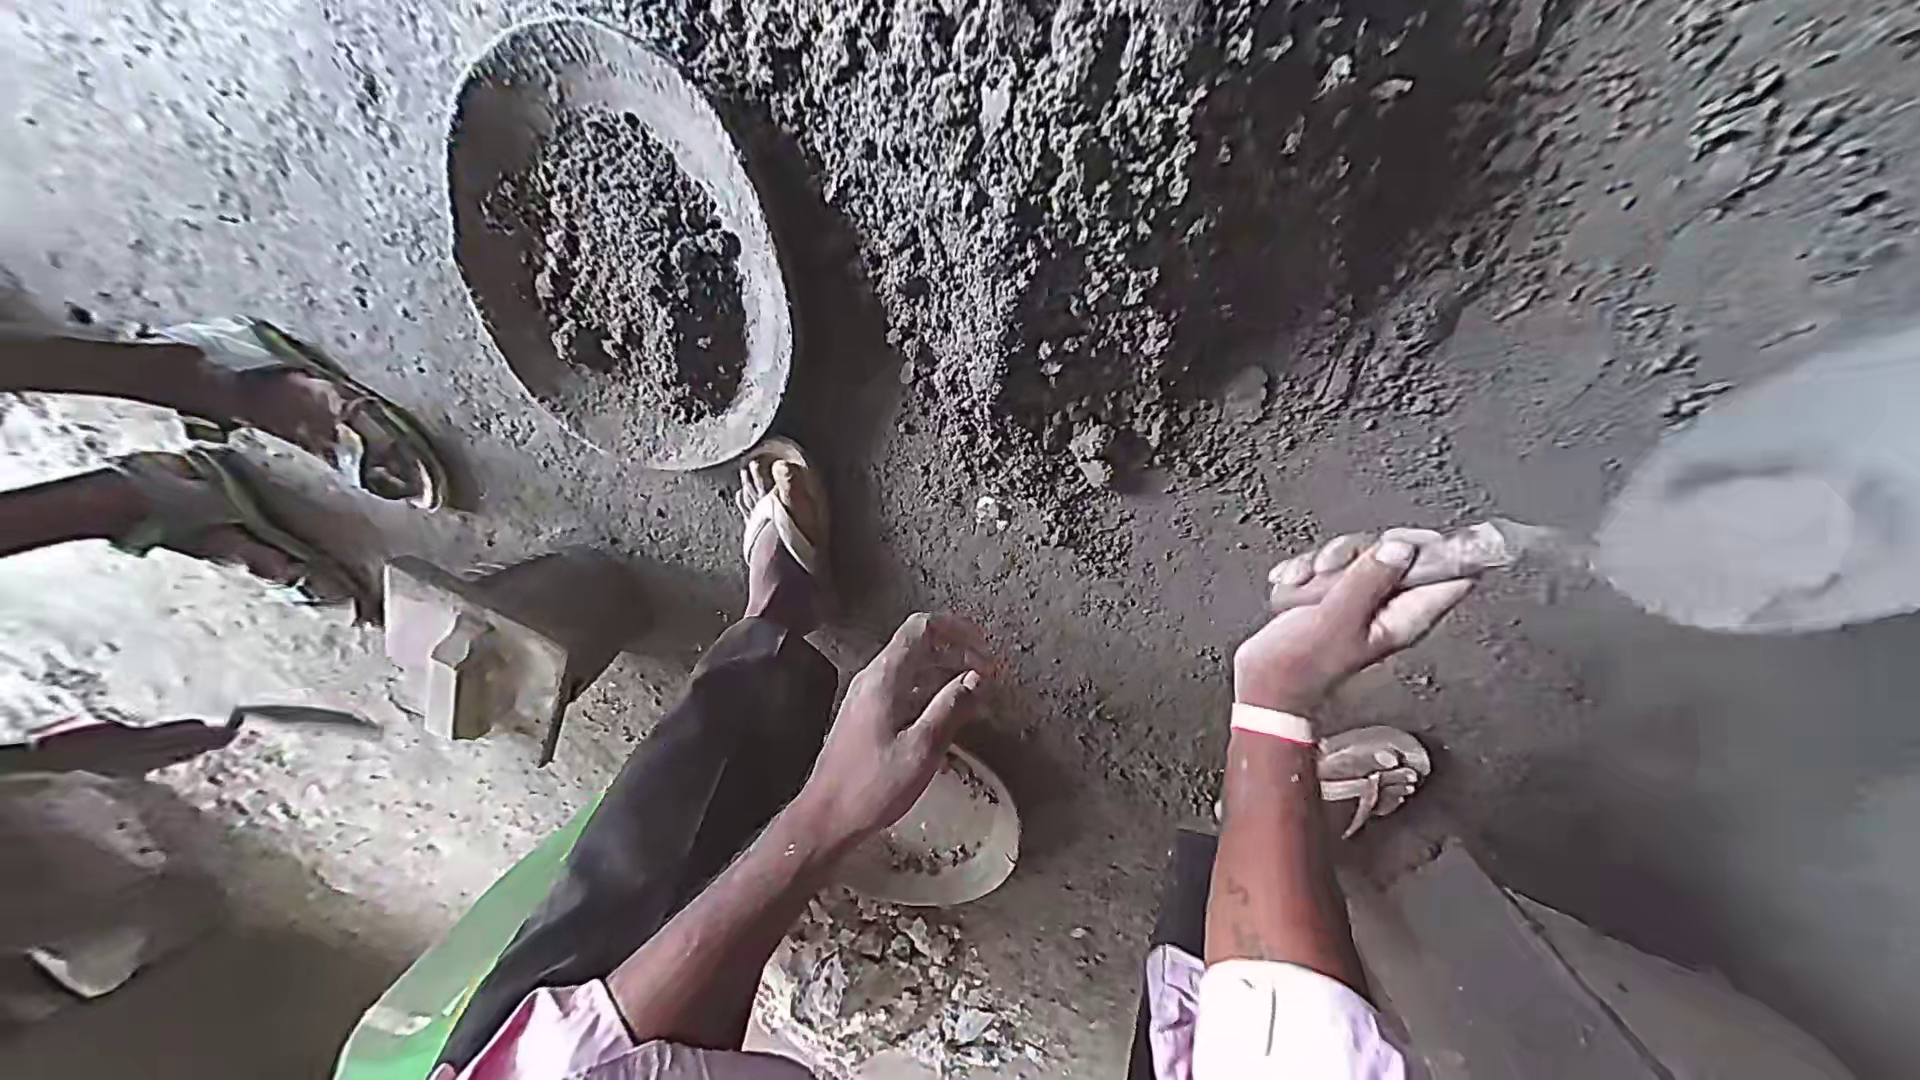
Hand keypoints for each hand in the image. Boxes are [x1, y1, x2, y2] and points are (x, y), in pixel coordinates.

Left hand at [793, 612, 995, 846]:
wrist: (827, 817)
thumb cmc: (872, 785)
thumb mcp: (922, 748)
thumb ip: (952, 707)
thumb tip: (979, 678)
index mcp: (885, 676)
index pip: (922, 628)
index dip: (957, 630)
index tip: (983, 646)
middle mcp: (874, 678)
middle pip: (920, 645)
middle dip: (958, 652)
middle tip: (987, 673)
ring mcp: (869, 695)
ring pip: (914, 668)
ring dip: (947, 673)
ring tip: (976, 693)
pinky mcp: (868, 714)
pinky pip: (905, 689)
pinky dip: (932, 692)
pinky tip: (950, 713)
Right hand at [1236, 529, 1473, 713]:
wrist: (1261, 683)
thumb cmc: (1298, 665)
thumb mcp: (1334, 619)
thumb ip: (1368, 581)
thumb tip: (1401, 547)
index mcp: (1404, 618)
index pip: (1446, 573)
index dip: (1426, 548)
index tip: (1391, 542)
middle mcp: (1385, 608)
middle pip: (1392, 554)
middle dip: (1354, 553)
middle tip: (1329, 571)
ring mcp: (1355, 602)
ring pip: (1353, 556)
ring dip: (1318, 564)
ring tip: (1302, 587)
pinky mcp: (1325, 599)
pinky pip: (1320, 566)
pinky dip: (1301, 572)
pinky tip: (1290, 588)